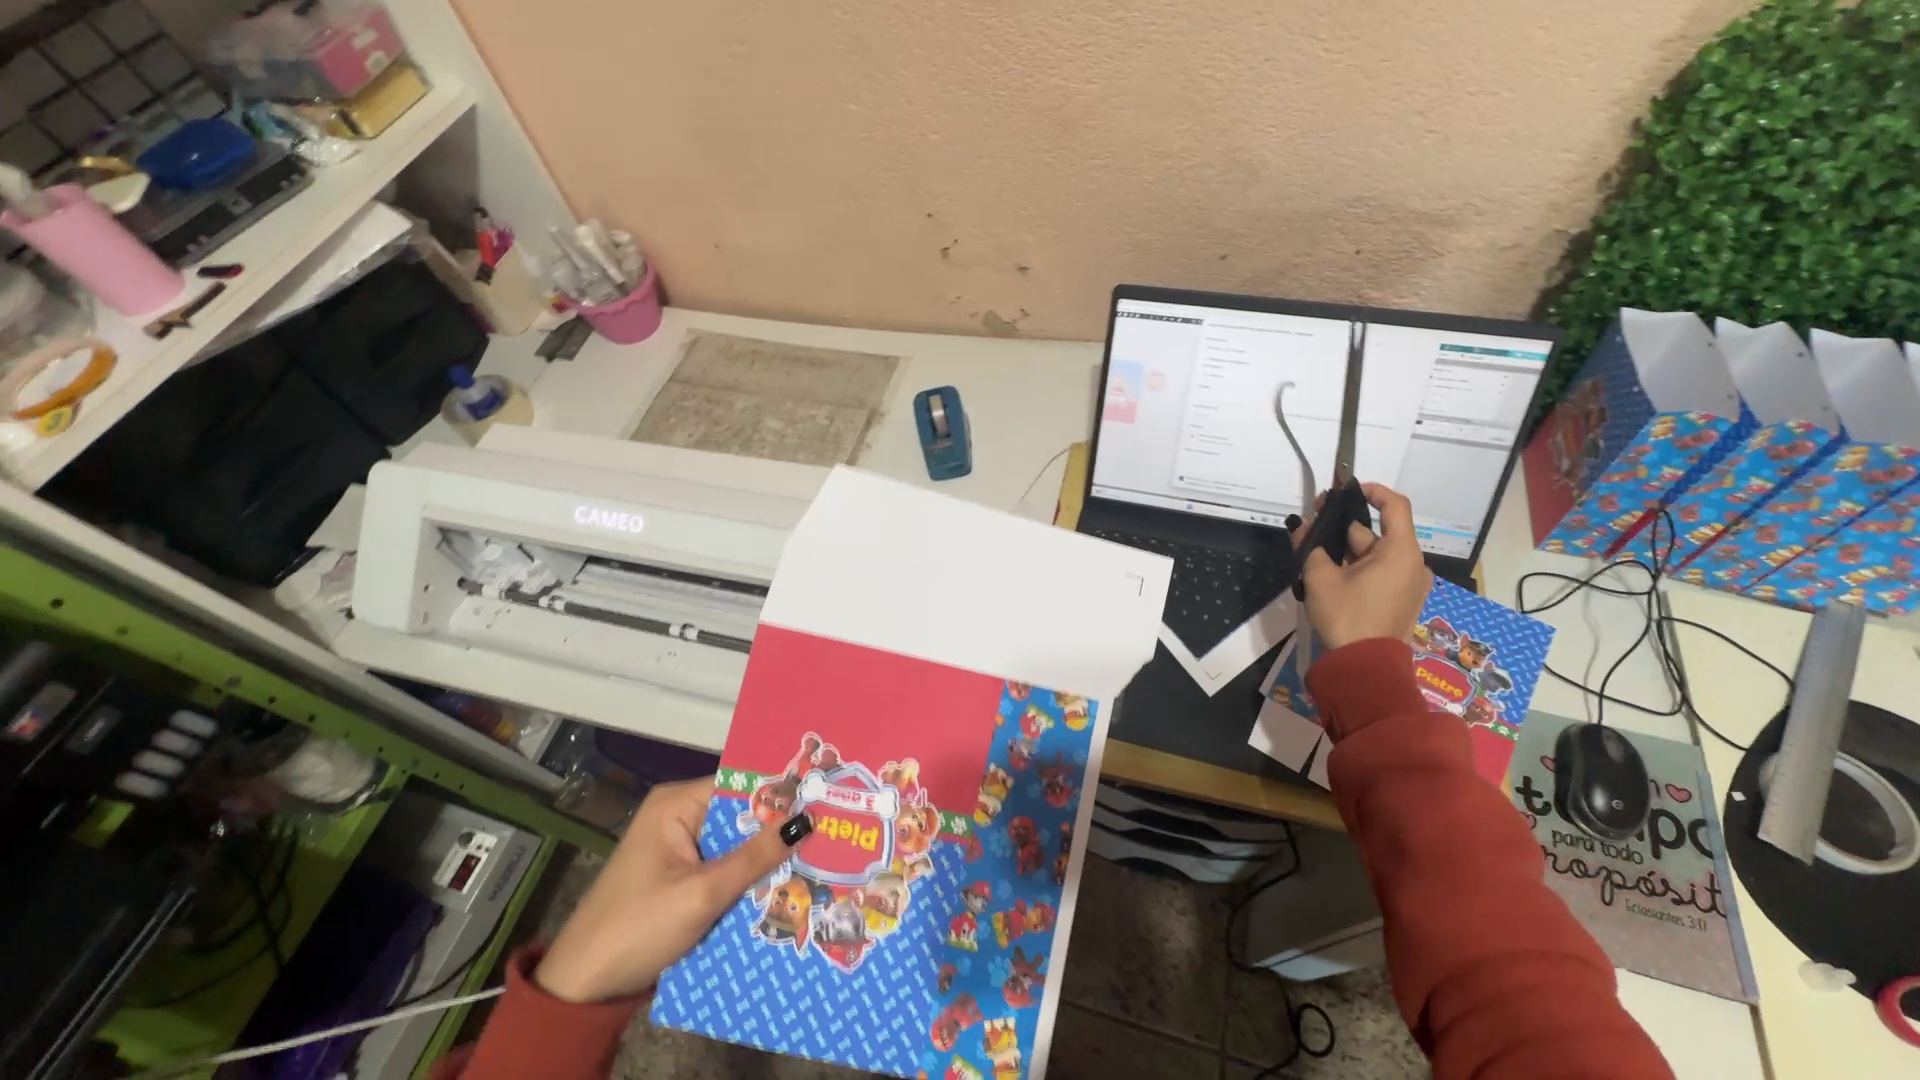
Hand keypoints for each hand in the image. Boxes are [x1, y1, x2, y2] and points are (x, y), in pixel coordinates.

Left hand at [535, 778, 809, 1002]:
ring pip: (738, 844)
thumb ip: (755, 857)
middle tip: (835, 831)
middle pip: (741, 814)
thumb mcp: (703, 893)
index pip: (740, 784)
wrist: (584, 987)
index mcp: (676, 804)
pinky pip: (726, 868)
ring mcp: (680, 849)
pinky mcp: (683, 878)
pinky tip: (788, 884)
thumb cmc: (638, 927)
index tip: (826, 798)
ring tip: (823, 856)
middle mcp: (678, 816)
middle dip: (781, 828)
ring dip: (768, 857)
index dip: (781, 792)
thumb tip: (807, 820)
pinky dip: (750, 878)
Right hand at [1299, 482, 1431, 650]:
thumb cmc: (1347, 615)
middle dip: (1343, 529)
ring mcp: (1410, 584)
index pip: (1395, 505)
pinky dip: (1358, 569)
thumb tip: (1301, 527)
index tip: (1345, 490)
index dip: (1372, 491)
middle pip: (1378, 534)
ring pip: (1375, 556)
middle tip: (1311, 527)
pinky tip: (1330, 576)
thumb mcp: (1320, 577)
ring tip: (1313, 557)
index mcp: (1401, 551)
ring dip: (1347, 552)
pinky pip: (1380, 574)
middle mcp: (1412, 563)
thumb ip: (1311, 546)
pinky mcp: (1402, 601)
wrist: (1365, 668)